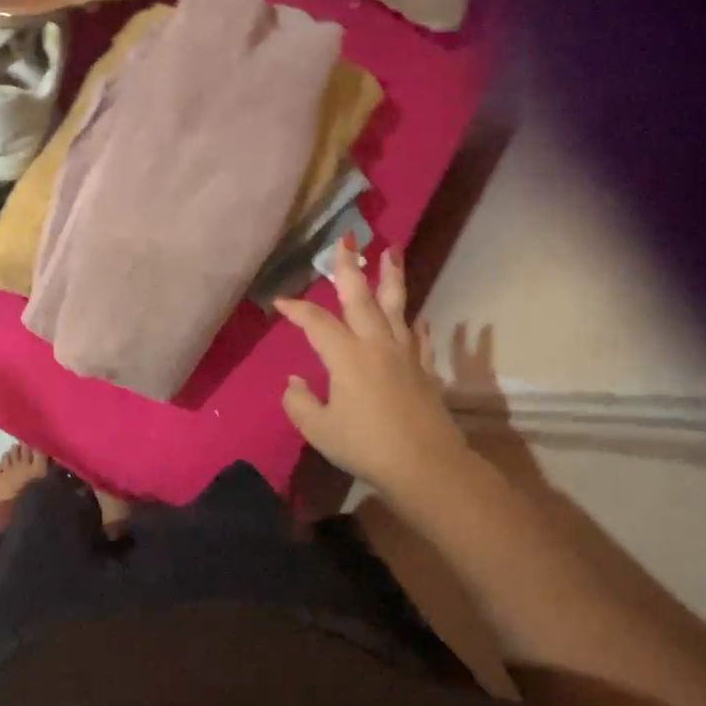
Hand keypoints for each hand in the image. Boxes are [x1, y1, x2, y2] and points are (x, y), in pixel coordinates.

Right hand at [274, 247, 468, 495]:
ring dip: (391, 278)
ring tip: (391, 252)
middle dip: (349, 269)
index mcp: (346, 357)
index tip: (280, 301)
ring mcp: (405, 354)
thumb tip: (297, 382)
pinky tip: (414, 314)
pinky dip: (412, 320)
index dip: (296, 310)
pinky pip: (416, 335)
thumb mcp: (317, 428)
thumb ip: (299, 402)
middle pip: (361, 299)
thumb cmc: (363, 445)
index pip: (316, 324)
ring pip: (396, 307)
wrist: (424, 465)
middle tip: (346, 240)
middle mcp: (377, 345)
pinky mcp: (424, 369)